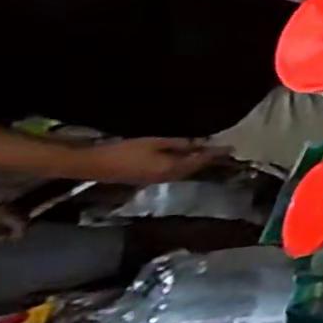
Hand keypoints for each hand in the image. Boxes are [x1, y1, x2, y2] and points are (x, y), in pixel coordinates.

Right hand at [71, 137, 224, 183]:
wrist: (92, 164)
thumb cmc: (124, 150)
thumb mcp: (154, 143)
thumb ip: (178, 143)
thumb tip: (201, 143)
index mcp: (171, 168)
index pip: (200, 161)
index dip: (215, 154)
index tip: (230, 148)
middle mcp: (167, 177)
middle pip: (193, 168)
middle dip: (208, 160)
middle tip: (222, 151)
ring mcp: (156, 180)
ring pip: (183, 171)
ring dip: (196, 163)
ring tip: (207, 153)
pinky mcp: (146, 179)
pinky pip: (173, 172)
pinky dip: (183, 165)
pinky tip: (184, 159)